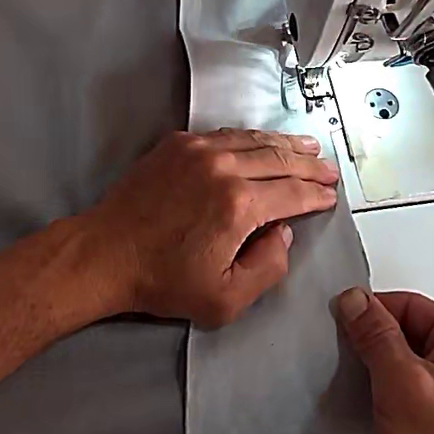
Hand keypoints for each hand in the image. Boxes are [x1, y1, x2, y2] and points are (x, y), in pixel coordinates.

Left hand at [76, 129, 339, 326]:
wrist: (106, 253)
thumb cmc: (160, 278)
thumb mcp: (225, 299)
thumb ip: (268, 268)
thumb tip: (282, 233)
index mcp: (238, 204)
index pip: (293, 192)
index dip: (316, 194)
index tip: (328, 196)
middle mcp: (222, 168)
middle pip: (281, 159)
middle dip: (310, 164)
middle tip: (327, 169)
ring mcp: (199, 150)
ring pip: (256, 140)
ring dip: (286, 143)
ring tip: (307, 145)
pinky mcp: (179, 144)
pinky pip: (227, 134)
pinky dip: (252, 137)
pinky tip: (262, 140)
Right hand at [334, 288, 433, 433]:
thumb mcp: (403, 386)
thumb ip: (376, 336)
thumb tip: (356, 302)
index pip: (412, 305)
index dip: (372, 312)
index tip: (342, 322)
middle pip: (412, 336)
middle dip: (377, 350)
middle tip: (353, 363)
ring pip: (411, 371)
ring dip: (384, 381)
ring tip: (369, 399)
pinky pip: (417, 402)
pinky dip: (394, 407)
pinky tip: (381, 424)